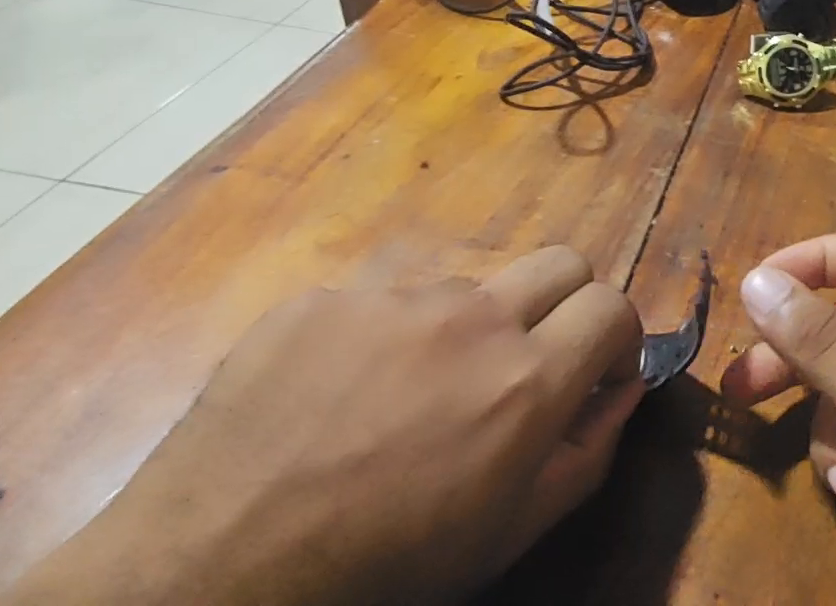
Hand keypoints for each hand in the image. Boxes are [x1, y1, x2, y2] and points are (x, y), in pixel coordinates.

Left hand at [0, 246, 644, 605]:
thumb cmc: (384, 565)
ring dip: (466, 330)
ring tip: (410, 396)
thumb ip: (589, 450)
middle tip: (532, 358)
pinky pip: (383, 302)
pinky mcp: (323, 298)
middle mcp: (472, 319)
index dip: (619, 335)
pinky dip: (387, 339)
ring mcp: (392, 300)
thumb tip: (626, 387)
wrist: (209, 576)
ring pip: (466, 289)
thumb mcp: (510, 530)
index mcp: (526, 379)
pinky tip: (343, 394)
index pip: (613, 305)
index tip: (599, 371)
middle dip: (568, 303)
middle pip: (561, 262)